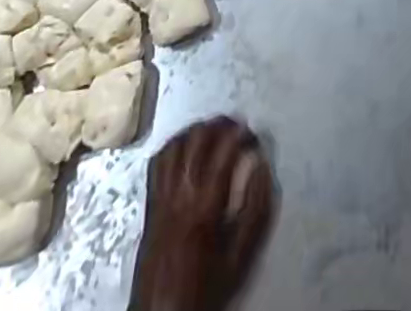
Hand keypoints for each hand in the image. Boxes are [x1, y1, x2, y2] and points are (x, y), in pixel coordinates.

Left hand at [131, 117, 275, 310]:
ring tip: (214, 128)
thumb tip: (261, 166)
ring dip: (197, 129)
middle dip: (219, 125)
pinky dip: (174, 144)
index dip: (240, 134)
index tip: (253, 133)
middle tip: (237, 125)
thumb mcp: (241, 255)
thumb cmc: (207, 286)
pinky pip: (159, 160)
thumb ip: (255, 208)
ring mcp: (160, 194)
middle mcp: (179, 192)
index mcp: (204, 204)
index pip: (223, 151)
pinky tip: (185, 145)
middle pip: (197, 139)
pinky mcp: (149, 201)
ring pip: (176, 144)